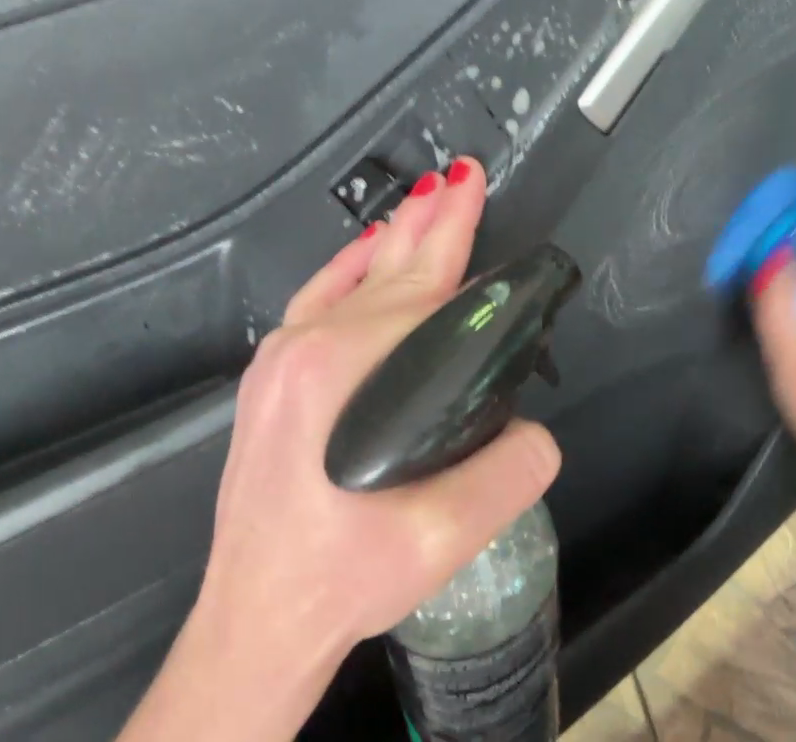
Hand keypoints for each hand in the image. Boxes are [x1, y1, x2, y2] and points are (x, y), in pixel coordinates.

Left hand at [120, 158, 561, 741]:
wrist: (258, 622)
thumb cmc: (343, 577)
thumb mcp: (445, 534)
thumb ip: (511, 469)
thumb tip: (538, 427)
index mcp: (341, 368)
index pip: (420, 286)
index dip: (456, 233)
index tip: (473, 182)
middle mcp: (304, 349)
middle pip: (387, 269)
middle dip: (432, 219)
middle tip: (462, 173)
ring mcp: (279, 361)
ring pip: (351, 278)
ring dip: (395, 238)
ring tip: (427, 199)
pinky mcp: (271, 380)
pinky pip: (317, 300)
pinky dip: (350, 268)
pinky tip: (366, 252)